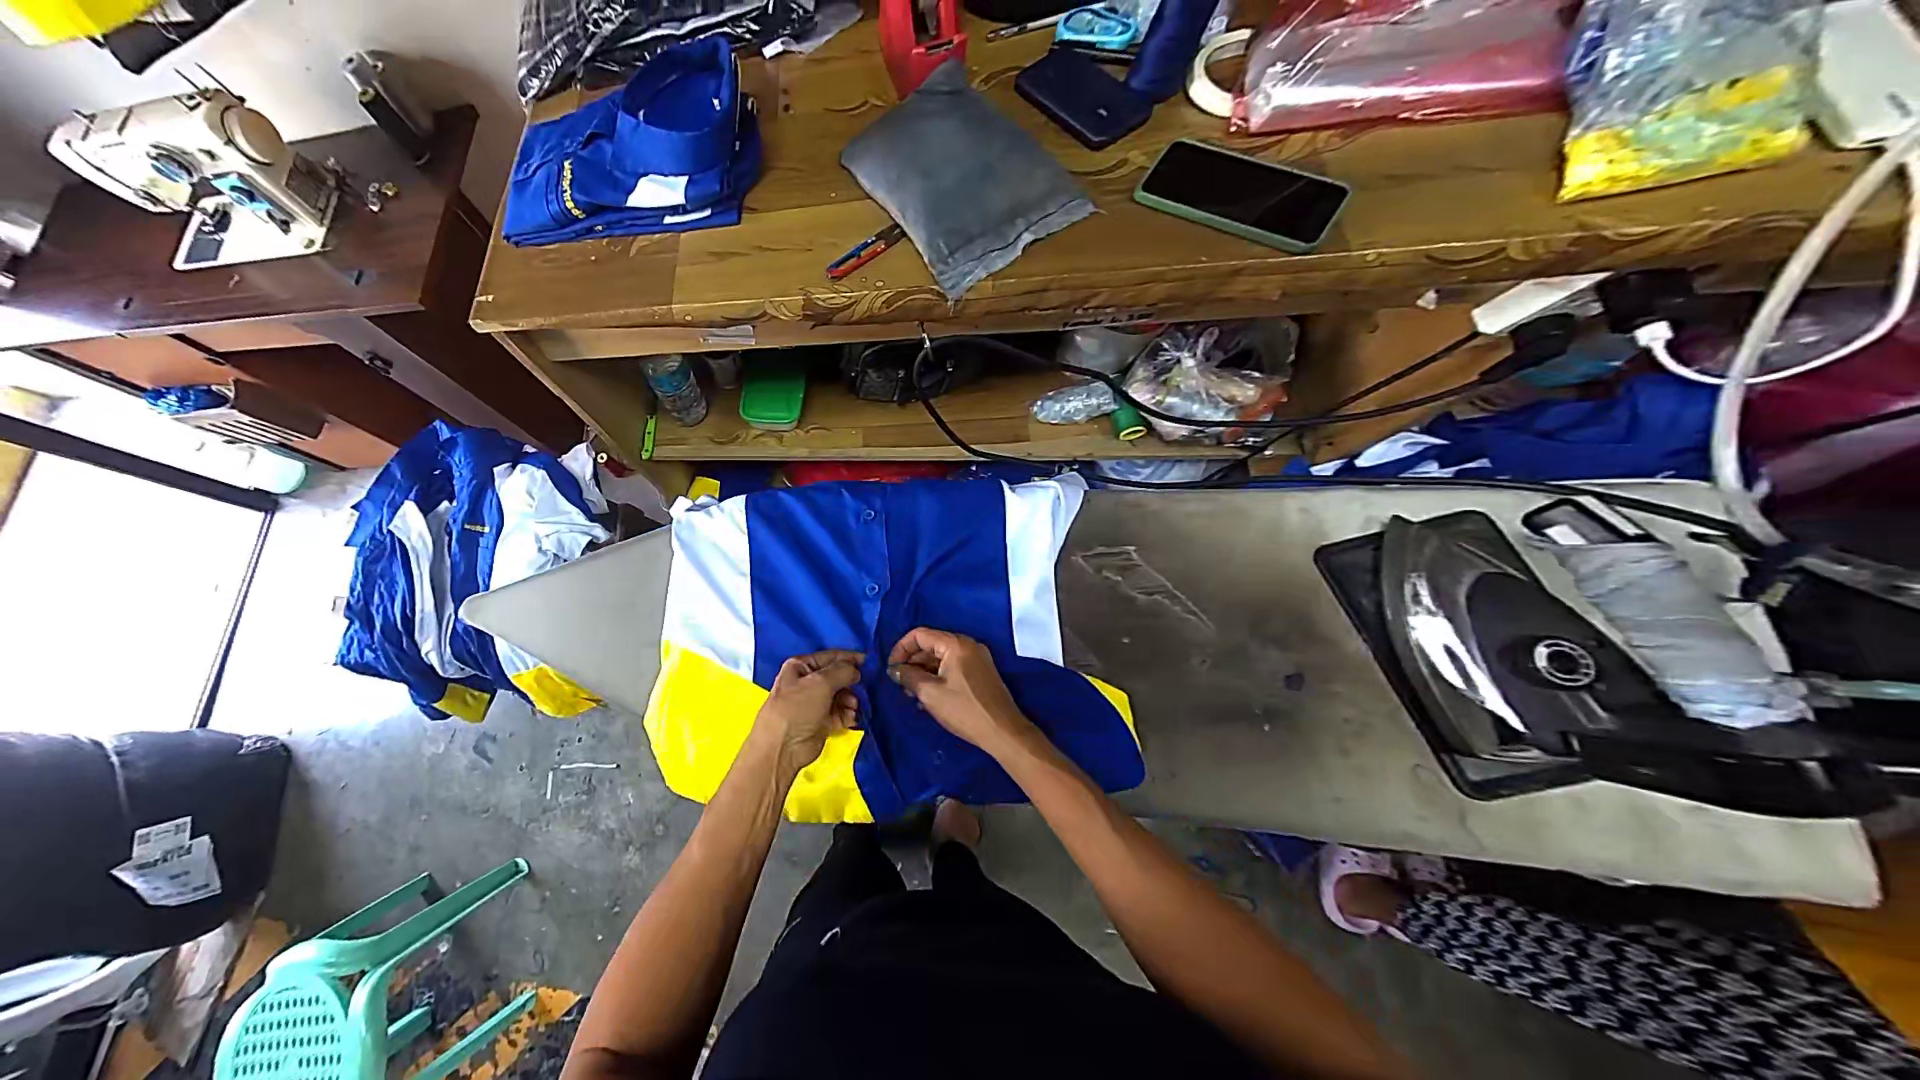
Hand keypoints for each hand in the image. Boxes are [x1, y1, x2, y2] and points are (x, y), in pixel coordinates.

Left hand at [753, 650, 863, 777]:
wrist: (783, 748)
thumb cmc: (797, 708)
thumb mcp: (821, 682)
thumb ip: (843, 670)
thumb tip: (856, 670)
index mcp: (801, 666)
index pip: (831, 657)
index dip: (850, 659)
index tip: (869, 662)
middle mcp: (807, 682)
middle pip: (838, 677)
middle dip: (851, 682)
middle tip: (862, 687)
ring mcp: (815, 703)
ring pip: (842, 695)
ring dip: (851, 700)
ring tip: (852, 706)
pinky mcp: (822, 721)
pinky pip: (841, 712)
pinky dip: (848, 714)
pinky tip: (850, 718)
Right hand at [887, 628, 1036, 756]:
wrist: (1002, 731)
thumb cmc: (964, 710)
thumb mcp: (930, 693)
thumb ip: (909, 677)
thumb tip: (895, 670)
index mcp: (956, 644)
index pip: (920, 634)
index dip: (901, 649)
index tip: (891, 669)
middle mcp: (968, 645)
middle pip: (931, 645)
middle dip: (912, 662)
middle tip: (901, 685)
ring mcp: (977, 658)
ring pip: (942, 658)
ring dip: (924, 672)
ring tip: (913, 694)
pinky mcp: (981, 672)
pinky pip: (953, 667)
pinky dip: (938, 677)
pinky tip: (930, 697)